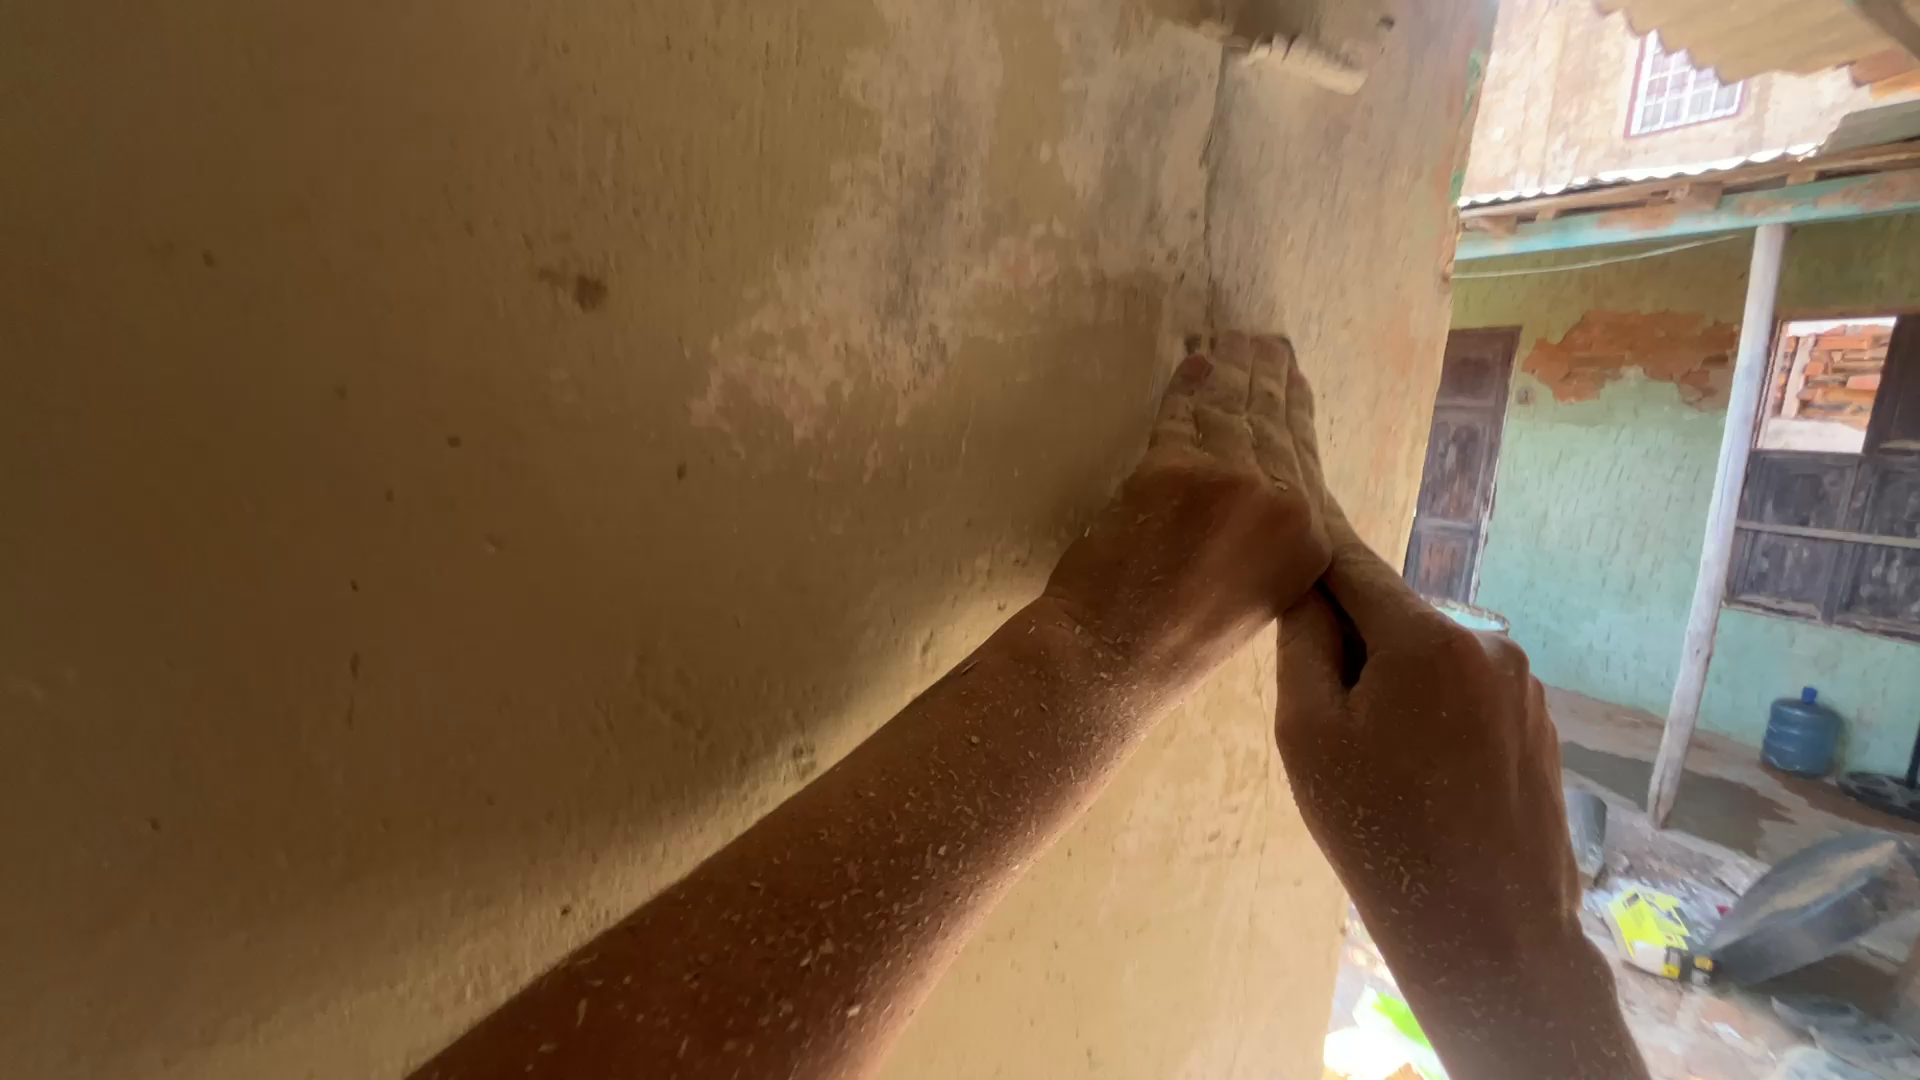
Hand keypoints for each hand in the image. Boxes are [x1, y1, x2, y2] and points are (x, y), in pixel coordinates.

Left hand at [1043, 333, 1330, 689]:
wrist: (1109, 659)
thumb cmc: (1170, 641)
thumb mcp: (1247, 592)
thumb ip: (1263, 534)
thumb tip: (1258, 476)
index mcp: (1310, 545)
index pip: (1304, 458)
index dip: (1295, 413)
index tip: (1293, 379)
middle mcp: (1283, 506)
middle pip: (1273, 425)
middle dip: (1268, 378)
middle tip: (1267, 343)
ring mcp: (1230, 483)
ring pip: (1231, 411)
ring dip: (1230, 370)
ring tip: (1233, 341)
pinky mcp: (1173, 470)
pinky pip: (1183, 414)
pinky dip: (1186, 386)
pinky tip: (1195, 362)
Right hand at [1276, 520, 1646, 1077]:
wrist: (1489, 932)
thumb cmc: (1377, 827)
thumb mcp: (1308, 731)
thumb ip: (1302, 642)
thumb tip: (1307, 586)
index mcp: (1426, 638)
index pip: (1352, 563)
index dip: (1315, 547)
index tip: (1289, 521)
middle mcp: (1487, 641)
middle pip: (1388, 611)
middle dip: (1349, 637)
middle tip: (1325, 712)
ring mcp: (1521, 681)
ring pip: (1424, 649)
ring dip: (1389, 672)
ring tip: (1377, 752)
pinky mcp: (1537, 717)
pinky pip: (1460, 683)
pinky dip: (1427, 700)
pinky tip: (1421, 767)